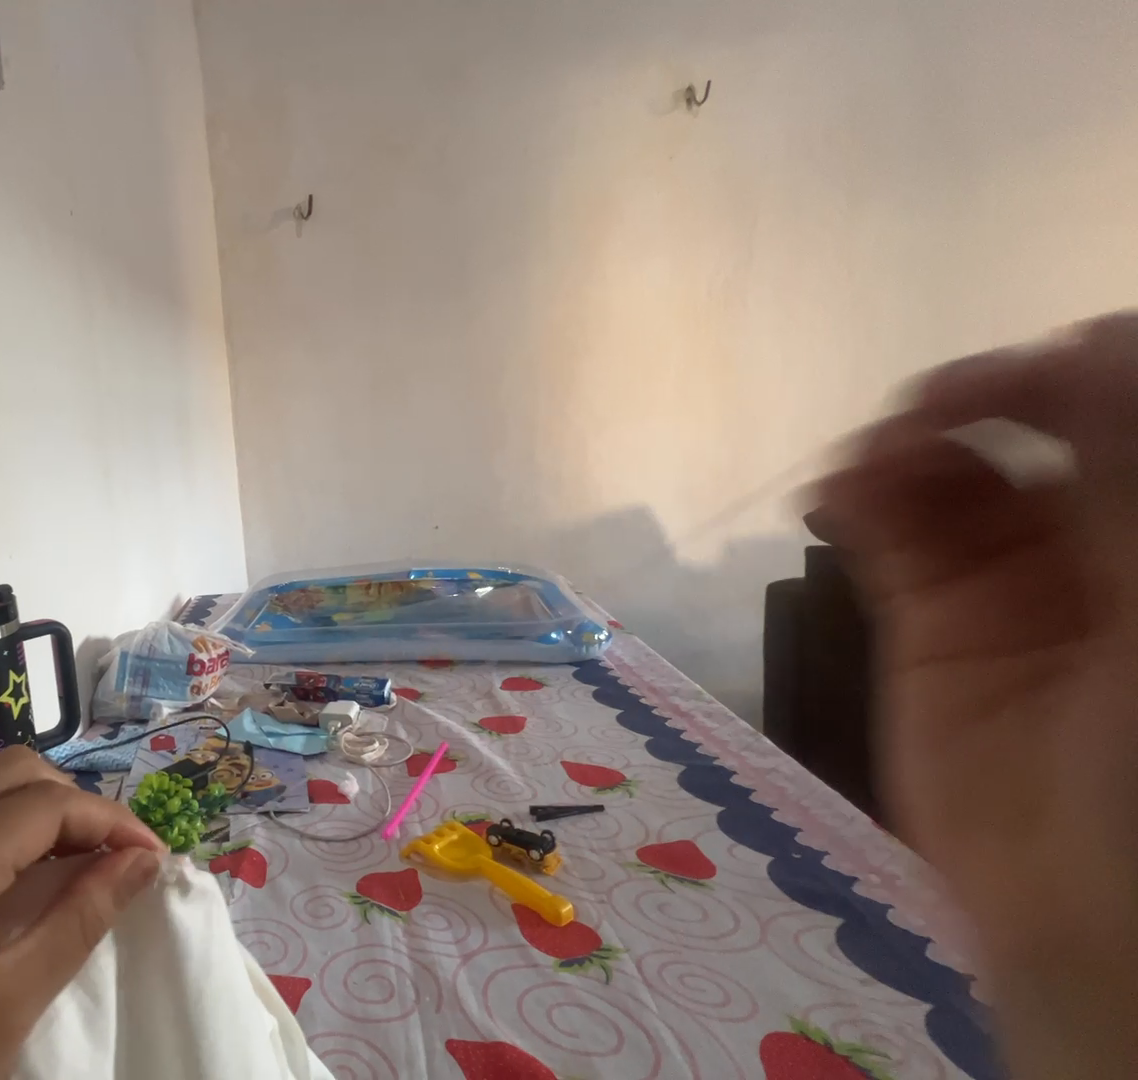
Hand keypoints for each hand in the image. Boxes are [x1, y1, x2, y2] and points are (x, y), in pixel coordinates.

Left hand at [0, 747, 165, 1079]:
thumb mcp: (7, 1005)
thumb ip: (80, 919)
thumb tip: (141, 860)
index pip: (47, 803)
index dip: (111, 820)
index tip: (155, 857)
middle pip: (15, 773)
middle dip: (76, 804)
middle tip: (116, 860)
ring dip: (42, 812)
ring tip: (82, 868)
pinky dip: (7, 830)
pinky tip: (27, 882)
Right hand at [816, 313, 1137, 1077]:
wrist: (1095, 900)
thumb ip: (1132, 479)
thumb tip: (1084, 344)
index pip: (1128, 409)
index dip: (1079, 375)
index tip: (1019, 377)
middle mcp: (1111, 536)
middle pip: (1035, 428)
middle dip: (975, 405)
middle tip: (917, 417)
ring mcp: (1018, 575)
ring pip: (950, 473)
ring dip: (898, 450)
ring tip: (860, 465)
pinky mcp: (930, 612)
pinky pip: (887, 533)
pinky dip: (854, 501)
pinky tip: (831, 499)